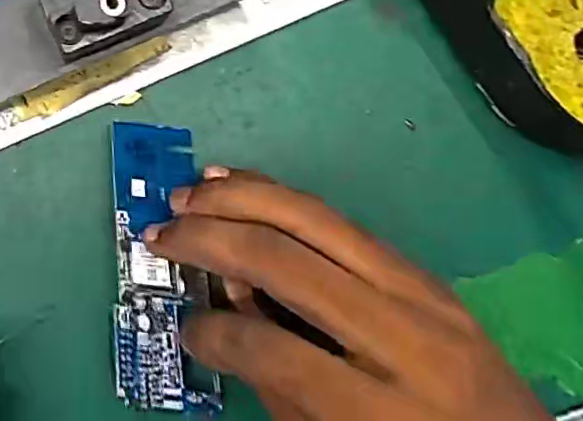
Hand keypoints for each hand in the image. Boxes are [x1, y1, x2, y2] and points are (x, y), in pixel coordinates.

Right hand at [142, 168, 548, 420]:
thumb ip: (281, 387)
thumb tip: (227, 306)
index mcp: (391, 411)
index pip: (277, 352)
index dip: (215, 337)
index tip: (184, 328)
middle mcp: (407, 335)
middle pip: (287, 258)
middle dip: (211, 237)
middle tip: (161, 233)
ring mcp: (420, 291)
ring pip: (310, 215)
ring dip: (238, 196)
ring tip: (187, 195)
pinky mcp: (421, 270)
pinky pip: (335, 216)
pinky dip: (278, 195)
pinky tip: (240, 184)